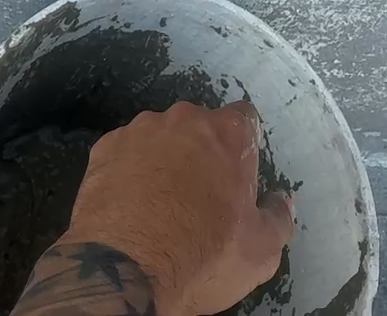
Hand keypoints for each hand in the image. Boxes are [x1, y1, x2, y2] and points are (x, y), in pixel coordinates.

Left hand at [55, 100, 293, 315]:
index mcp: (227, 134)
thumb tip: (282, 200)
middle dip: (203, 152)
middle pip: (200, 127)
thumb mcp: (260, 252)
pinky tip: (131, 203)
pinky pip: (126, 151)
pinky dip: (131, 169)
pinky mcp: (105, 146)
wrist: (124, 269)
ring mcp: (140, 128)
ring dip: (165, 158)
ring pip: (161, 136)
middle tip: (201, 196)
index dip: (244, 144)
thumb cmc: (203, 255)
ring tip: (161, 203)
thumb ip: (278, 218)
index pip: (245, 118)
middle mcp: (184, 119)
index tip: (238, 173)